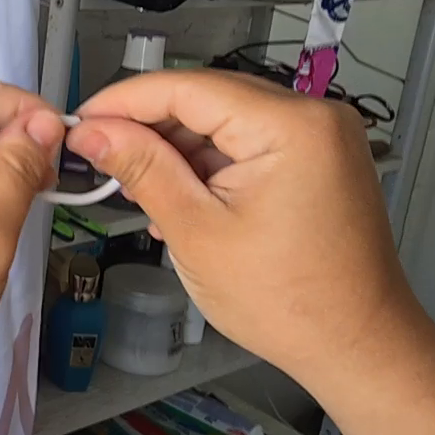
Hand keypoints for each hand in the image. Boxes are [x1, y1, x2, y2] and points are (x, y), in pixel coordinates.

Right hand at [66, 70, 430, 382]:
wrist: (356, 347)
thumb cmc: (281, 299)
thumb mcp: (194, 229)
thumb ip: (140, 168)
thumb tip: (90, 132)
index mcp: (290, 126)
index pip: (187, 87)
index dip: (123, 100)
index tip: (78, 122)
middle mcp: (312, 115)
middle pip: (204, 98)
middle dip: (146, 126)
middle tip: (97, 156)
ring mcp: (318, 136)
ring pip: (219, 120)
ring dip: (171, 149)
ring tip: (134, 187)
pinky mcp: (315, 158)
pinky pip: (242, 142)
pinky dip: (202, 164)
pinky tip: (174, 197)